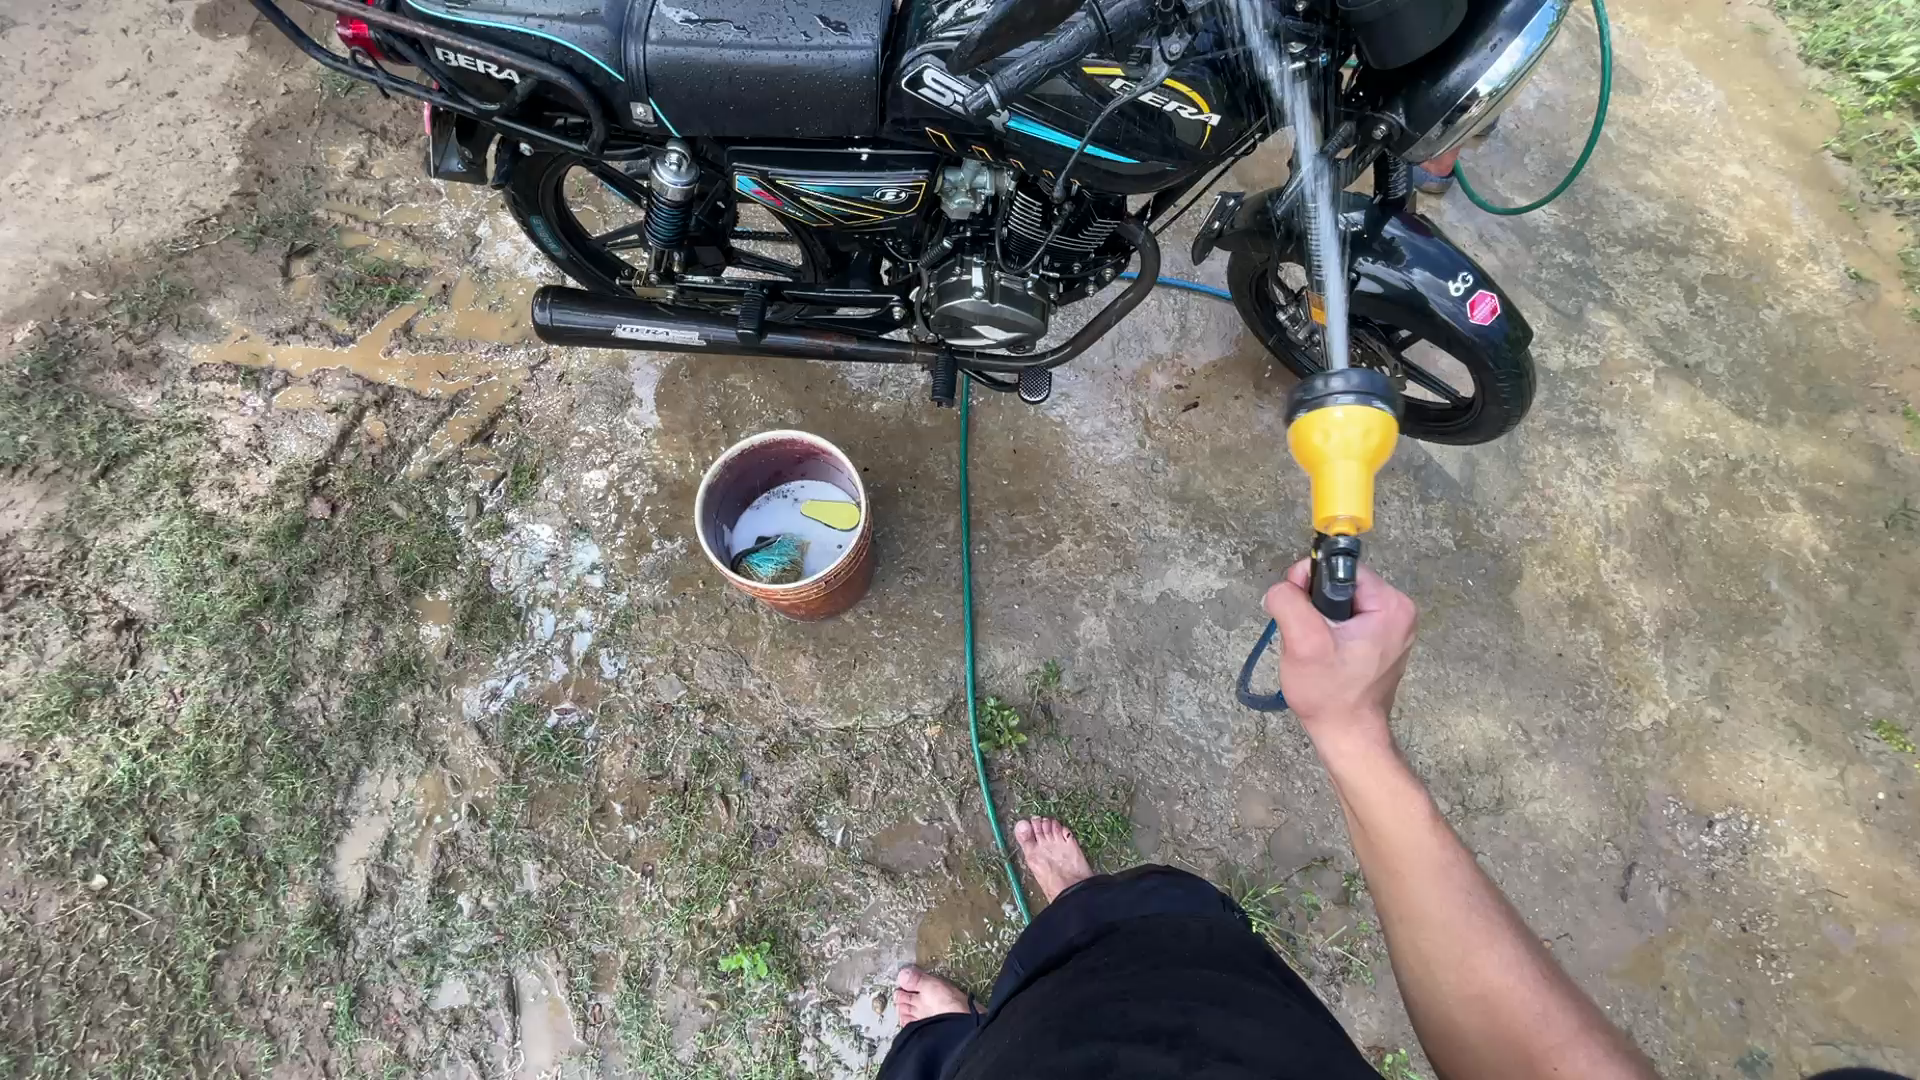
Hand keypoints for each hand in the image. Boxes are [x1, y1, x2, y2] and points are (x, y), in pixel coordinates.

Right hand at [1262, 559, 1416, 744]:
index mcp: (1391, 604)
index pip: (1340, 567)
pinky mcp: (1379, 642)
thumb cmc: (1329, 692)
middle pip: (1338, 583)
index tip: (1298, 611)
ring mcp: (1391, 628)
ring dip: (1314, 620)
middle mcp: (1398, 611)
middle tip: (1304, 637)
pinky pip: (1343, 619)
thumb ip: (1289, 601)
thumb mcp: (1303, 641)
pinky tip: (1321, 655)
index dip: (1310, 582)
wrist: (1347, 735)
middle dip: (1311, 605)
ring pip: (1336, 602)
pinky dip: (1324, 632)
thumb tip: (1282, 588)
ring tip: (1312, 649)